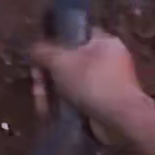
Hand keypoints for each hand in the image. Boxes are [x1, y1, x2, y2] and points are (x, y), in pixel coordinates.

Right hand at [30, 28, 154, 126]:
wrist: (121, 120)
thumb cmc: (91, 82)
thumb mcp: (59, 61)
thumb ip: (42, 51)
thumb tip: (33, 50)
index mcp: (104, 41)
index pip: (74, 34)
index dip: (53, 42)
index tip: (40, 56)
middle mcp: (109, 59)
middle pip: (68, 60)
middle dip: (48, 74)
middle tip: (37, 83)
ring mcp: (109, 82)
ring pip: (71, 81)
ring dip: (53, 91)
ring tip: (42, 104)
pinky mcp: (106, 103)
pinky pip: (79, 97)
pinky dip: (64, 103)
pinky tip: (51, 112)